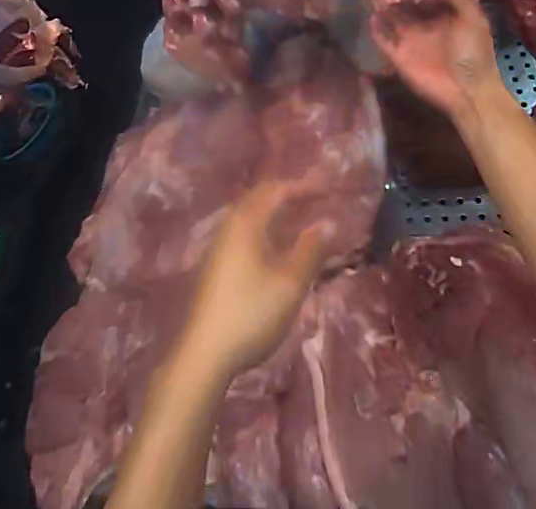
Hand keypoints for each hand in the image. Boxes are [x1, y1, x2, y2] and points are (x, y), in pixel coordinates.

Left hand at [175, 182, 329, 379]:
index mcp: (246, 223)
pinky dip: (267, 226)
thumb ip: (310, 249)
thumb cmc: (252, 312)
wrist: (206, 348)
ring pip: (251, 214)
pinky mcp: (218, 261)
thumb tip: (328, 221)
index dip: (303, 186)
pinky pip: (246, 229)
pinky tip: (279, 245)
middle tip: (317, 198)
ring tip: (303, 218)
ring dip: (277, 210)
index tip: (328, 188)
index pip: (276, 191)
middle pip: (260, 197)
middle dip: (289, 193)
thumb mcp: (290, 283)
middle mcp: (230, 225)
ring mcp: (220, 243)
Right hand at [372, 0, 509, 124]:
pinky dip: (375, 27)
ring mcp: (408, 39)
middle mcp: (423, 24)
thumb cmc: (474, 53)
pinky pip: (381, 38)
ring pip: (391, 18)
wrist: (468, 91)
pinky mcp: (396, 54)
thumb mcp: (471, 19)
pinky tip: (369, 13)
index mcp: (444, 15)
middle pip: (405, 4)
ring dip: (382, 6)